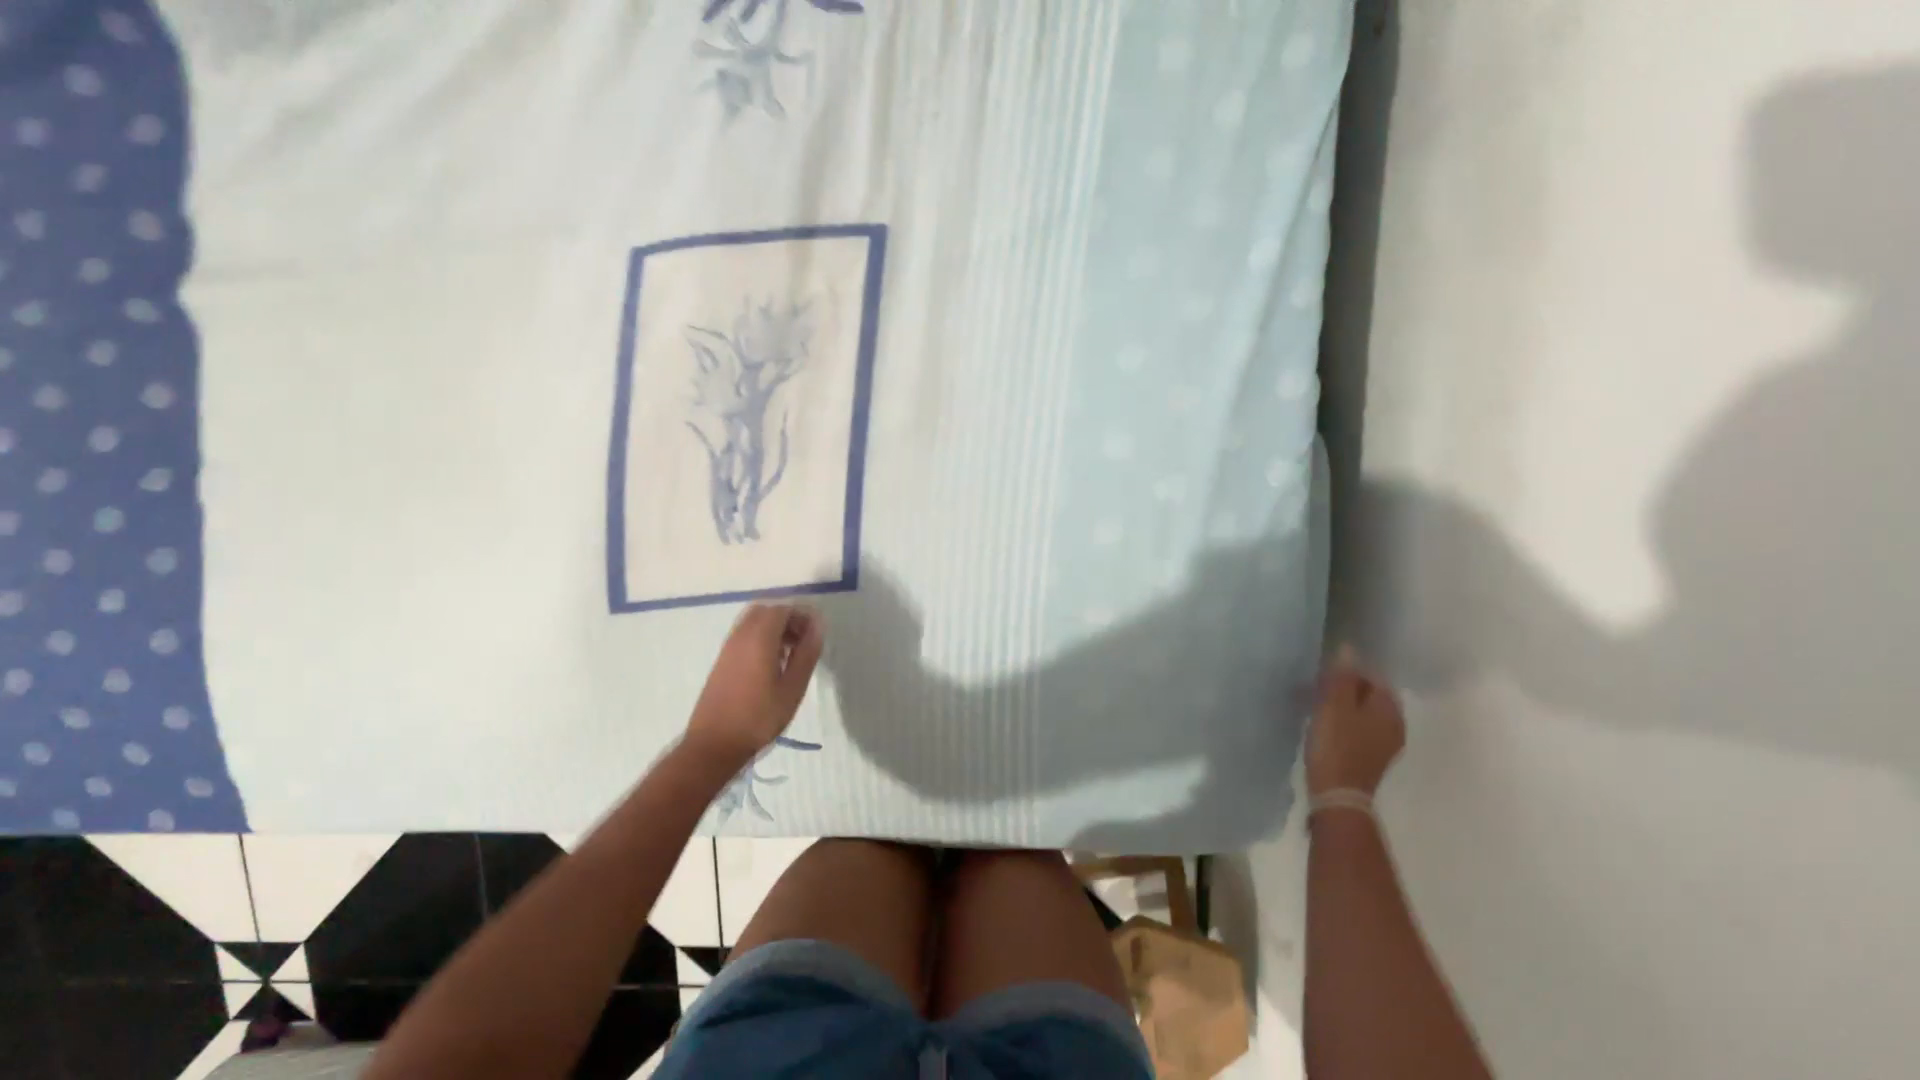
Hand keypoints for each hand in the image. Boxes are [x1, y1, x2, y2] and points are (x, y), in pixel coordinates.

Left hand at [685, 604, 823, 762]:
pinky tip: (772, 665)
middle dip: (788, 619)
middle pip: (767, 611)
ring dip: (774, 629)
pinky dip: (761, 639)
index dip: (803, 615)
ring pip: (754, 623)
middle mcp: (740, 635)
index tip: (817, 634)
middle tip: (804, 641)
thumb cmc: (759, 717)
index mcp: (759, 638)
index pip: (783, 609)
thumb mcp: (792, 688)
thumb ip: (806, 654)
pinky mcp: (722, 661)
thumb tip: (818, 627)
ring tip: (791, 654)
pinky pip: (745, 636)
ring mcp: (728, 648)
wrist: (714, 743)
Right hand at [1306, 647, 1405, 795]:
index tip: (1322, 676)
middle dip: (1345, 690)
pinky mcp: (1370, 760)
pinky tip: (1324, 730)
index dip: (1348, 673)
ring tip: (1316, 709)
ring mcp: (1385, 745)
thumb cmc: (1336, 747)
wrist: (1338, 797)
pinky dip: (1343, 726)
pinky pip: (1358, 732)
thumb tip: (1349, 649)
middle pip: (1369, 697)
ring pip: (1363, 715)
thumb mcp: (1334, 707)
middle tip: (1316, 690)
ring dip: (1342, 709)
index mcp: (1390, 709)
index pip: (1373, 678)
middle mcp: (1395, 725)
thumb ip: (1342, 678)